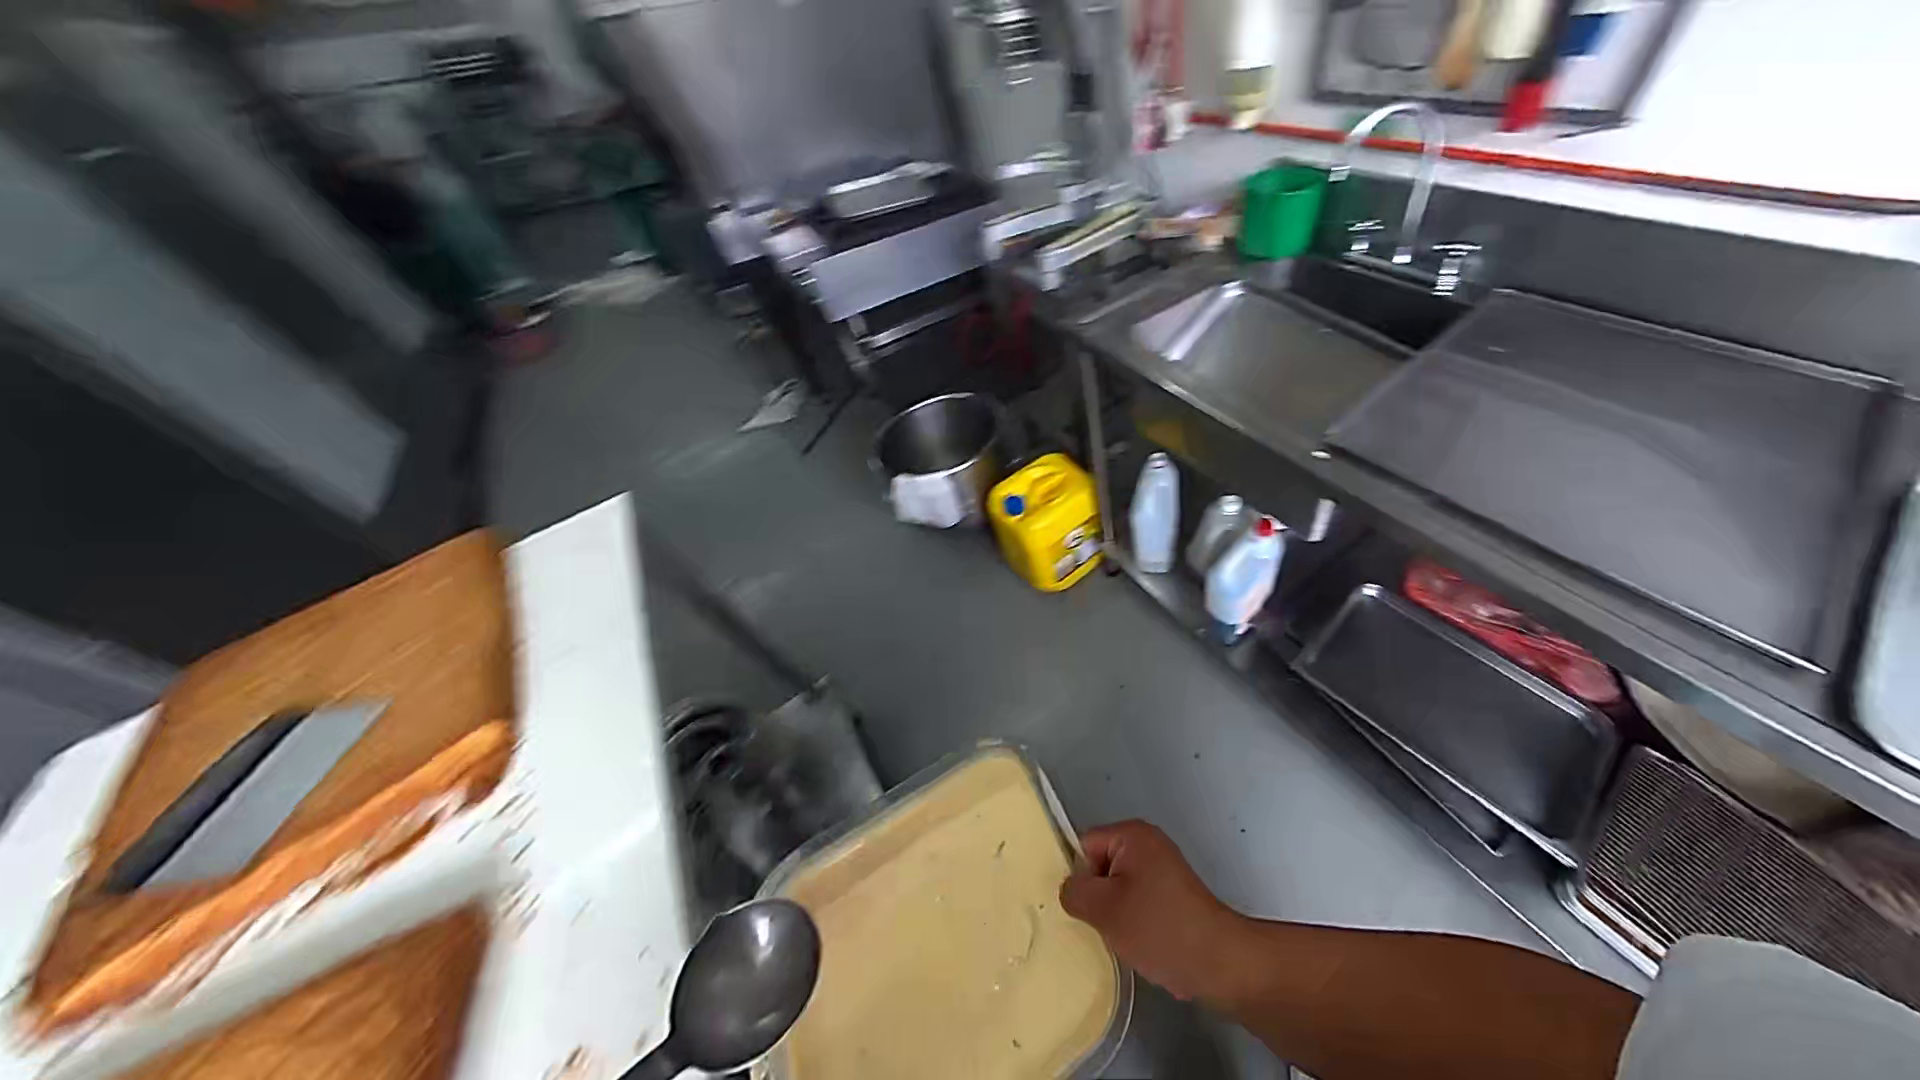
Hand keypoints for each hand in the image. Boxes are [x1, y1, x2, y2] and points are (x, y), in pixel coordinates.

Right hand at [1059, 820, 1248, 1002]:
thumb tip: (1071, 889)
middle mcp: (1149, 844)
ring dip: (1116, 915)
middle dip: (1098, 898)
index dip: (1080, 877)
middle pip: (1101, 866)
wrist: (1221, 964)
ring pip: (1119, 889)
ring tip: (1126, 939)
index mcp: (1132, 835)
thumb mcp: (1103, 909)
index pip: (1084, 845)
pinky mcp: (1174, 897)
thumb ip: (1074, 891)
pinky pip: (1139, 903)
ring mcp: (1164, 871)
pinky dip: (1137, 924)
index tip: (1088, 907)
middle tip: (1105, 925)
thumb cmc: (1159, 927)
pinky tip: (1143, 946)